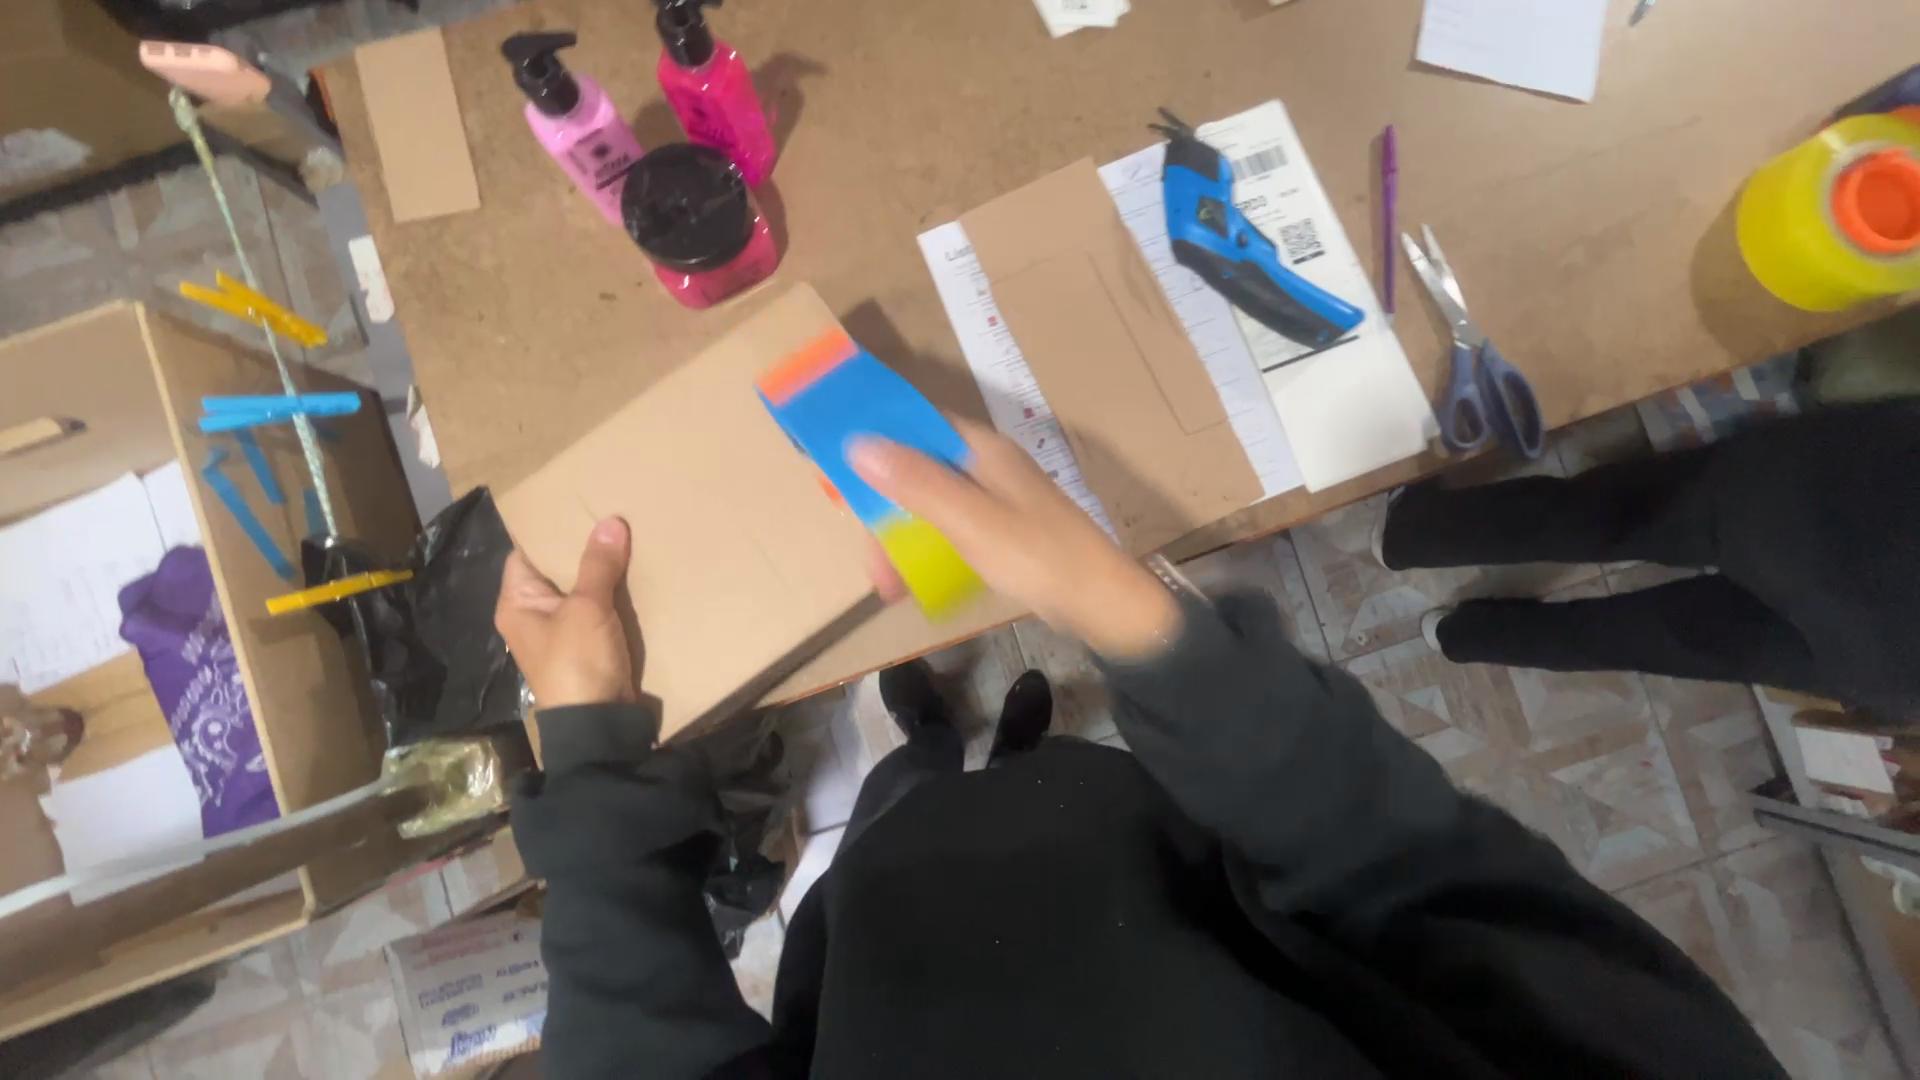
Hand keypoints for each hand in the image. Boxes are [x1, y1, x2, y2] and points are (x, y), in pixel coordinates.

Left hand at [495, 516, 636, 707]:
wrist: (598, 720)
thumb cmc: (577, 661)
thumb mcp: (587, 608)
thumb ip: (598, 564)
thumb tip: (611, 521)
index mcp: (517, 603)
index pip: (525, 553)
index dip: (549, 530)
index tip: (577, 505)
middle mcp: (534, 614)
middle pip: (557, 570)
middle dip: (583, 547)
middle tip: (611, 514)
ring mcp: (562, 631)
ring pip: (583, 589)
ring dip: (604, 570)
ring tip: (629, 537)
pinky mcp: (589, 644)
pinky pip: (601, 609)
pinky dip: (616, 593)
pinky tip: (637, 575)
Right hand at [849, 418, 1180, 658]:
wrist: (1102, 603)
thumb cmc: (1038, 557)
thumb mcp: (971, 521)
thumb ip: (918, 483)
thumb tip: (858, 442)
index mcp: (981, 450)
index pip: (914, 425)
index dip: (873, 442)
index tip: (837, 472)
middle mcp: (985, 464)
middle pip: (917, 470)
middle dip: (886, 513)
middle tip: (871, 562)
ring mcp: (995, 496)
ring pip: (930, 503)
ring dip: (903, 539)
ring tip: (888, 585)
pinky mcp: (1002, 527)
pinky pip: (950, 527)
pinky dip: (927, 549)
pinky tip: (913, 582)